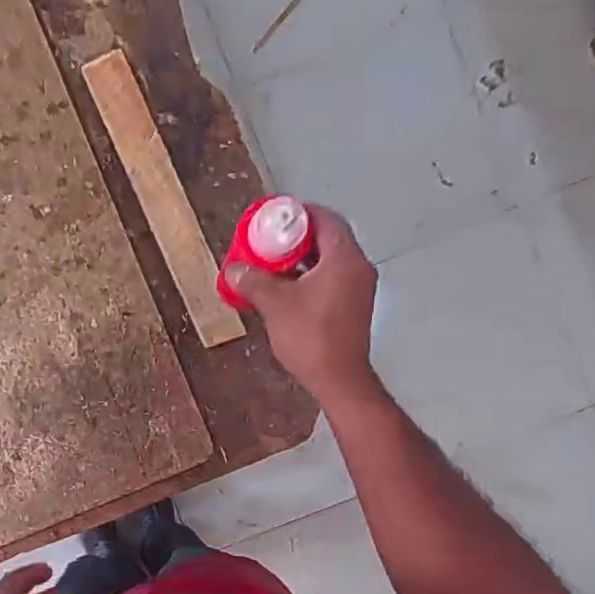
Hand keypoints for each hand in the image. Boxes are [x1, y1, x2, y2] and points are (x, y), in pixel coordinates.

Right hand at [224, 204, 379, 406]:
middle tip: (270, 242)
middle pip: (329, 238)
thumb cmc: (310, 337)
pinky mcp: (356, 308)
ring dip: (303, 260)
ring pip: (330, 261)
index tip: (275, 218)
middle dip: (297, 237)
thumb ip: (252, 280)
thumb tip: (234, 269)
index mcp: (344, 258)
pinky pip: (333, 280)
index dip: (299, 213)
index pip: (325, 218)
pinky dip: (311, 277)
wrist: (339, 380)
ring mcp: (360, 289)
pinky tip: (287, 289)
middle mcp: (358, 268)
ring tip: (273, 265)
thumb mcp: (274, 304)